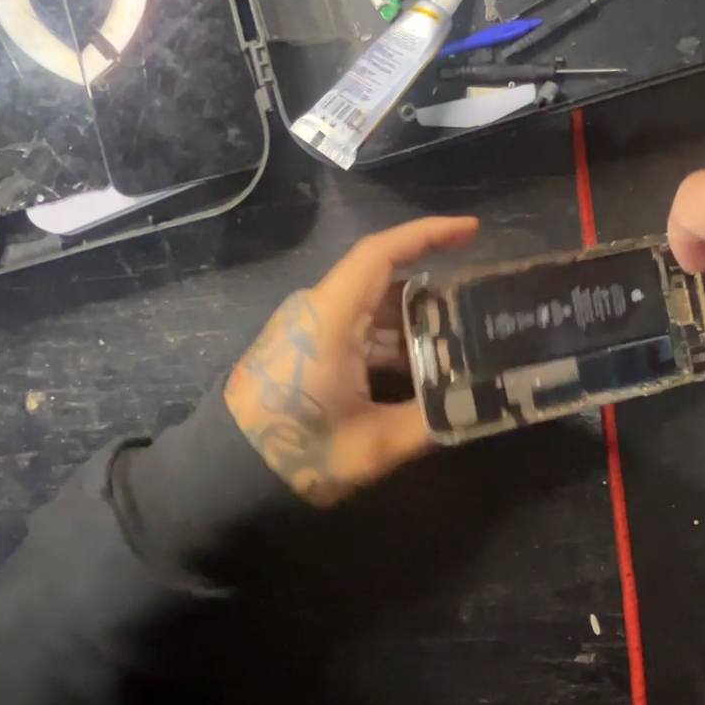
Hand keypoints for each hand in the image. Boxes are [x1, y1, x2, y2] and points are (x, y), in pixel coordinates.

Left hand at [226, 217, 480, 505]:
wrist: (223, 474)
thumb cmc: (295, 452)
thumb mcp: (372, 445)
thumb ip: (430, 423)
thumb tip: (481, 407)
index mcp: (330, 317)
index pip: (381, 253)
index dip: (428, 234)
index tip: (471, 230)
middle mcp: (318, 310)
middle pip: (384, 282)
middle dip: (434, 292)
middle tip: (481, 308)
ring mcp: (308, 328)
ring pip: (373, 309)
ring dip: (414, 324)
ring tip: (463, 343)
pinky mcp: (305, 348)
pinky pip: (358, 330)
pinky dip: (392, 343)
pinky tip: (423, 370)